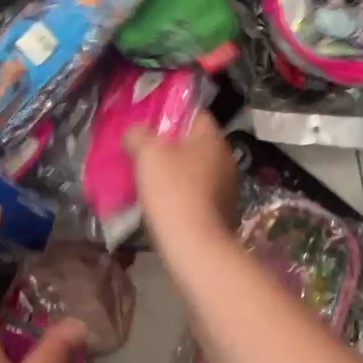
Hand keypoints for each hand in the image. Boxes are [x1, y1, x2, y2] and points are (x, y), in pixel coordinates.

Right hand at [124, 115, 238, 249]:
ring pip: (196, 170)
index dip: (170, 115)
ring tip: (149, 179)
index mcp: (213, 138)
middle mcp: (226, 159)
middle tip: (144, 152)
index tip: (148, 125)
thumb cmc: (173, 191)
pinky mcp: (223, 213)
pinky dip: (182, 195)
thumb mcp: (147, 153)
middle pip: (194, 143)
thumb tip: (134, 133)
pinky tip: (163, 203)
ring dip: (175, 172)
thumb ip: (138, 135)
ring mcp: (228, 188)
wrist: (195, 248)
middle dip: (170, 146)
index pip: (195, 114)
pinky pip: (198, 194)